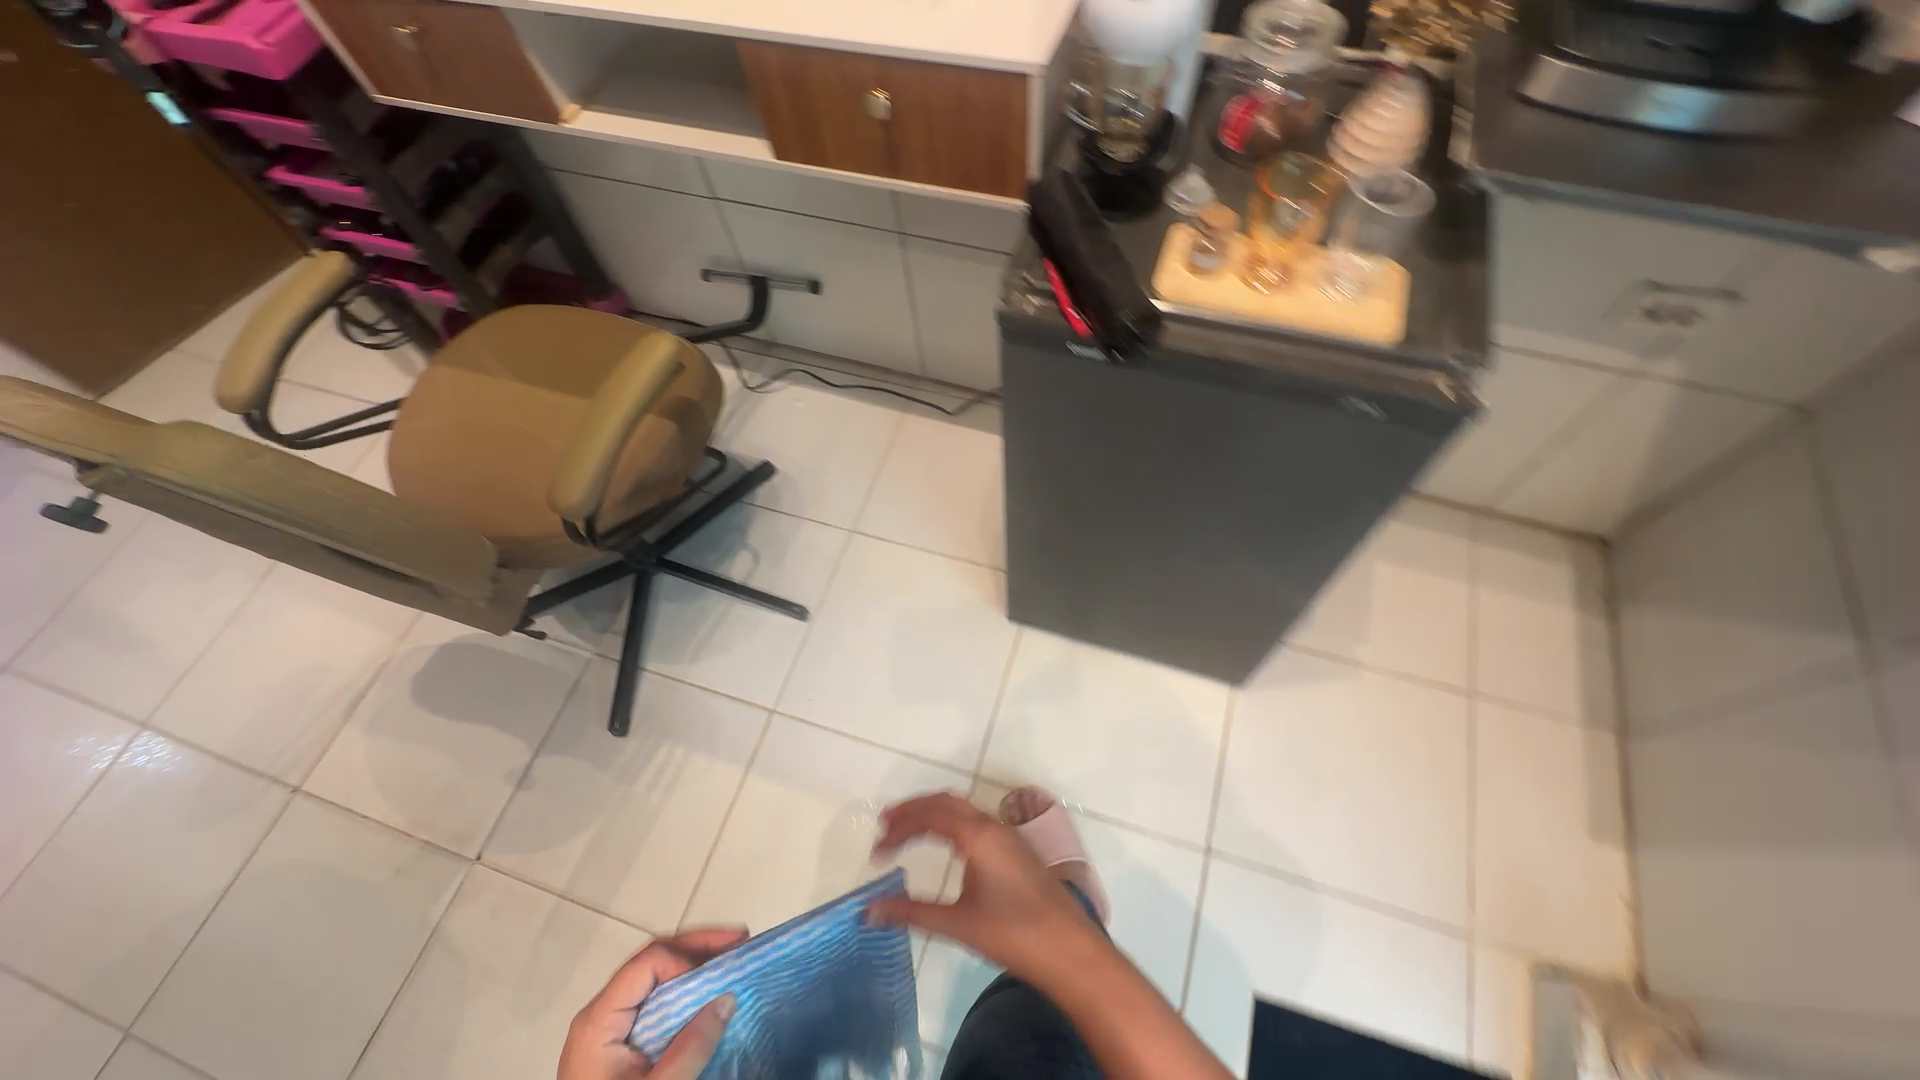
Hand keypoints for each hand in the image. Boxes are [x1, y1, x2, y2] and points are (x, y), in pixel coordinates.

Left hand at [558, 927, 746, 1079]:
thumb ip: (691, 1048)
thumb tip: (727, 999)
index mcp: (600, 1020)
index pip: (648, 962)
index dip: (689, 955)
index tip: (727, 967)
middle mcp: (601, 1014)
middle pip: (651, 960)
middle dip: (697, 945)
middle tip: (741, 940)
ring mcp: (609, 1028)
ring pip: (654, 977)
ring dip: (693, 963)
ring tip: (730, 958)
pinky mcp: (619, 1045)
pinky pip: (654, 1002)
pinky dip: (685, 990)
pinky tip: (708, 993)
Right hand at [867, 793, 1099, 979]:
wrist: (1070, 951)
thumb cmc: (1014, 935)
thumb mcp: (958, 924)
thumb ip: (911, 912)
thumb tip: (869, 909)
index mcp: (978, 835)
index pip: (929, 816)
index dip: (899, 827)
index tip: (876, 851)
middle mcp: (994, 826)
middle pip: (945, 801)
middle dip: (912, 810)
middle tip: (884, 827)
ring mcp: (1009, 836)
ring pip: (964, 809)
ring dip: (933, 814)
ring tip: (907, 832)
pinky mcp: (1018, 850)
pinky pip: (977, 821)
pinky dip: (952, 823)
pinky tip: (946, 847)